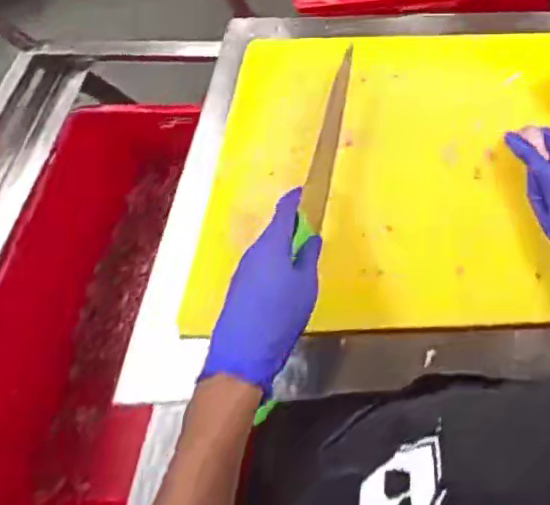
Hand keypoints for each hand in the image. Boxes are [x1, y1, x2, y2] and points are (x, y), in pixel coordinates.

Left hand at [200, 189, 321, 396]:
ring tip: (301, 258)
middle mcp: (254, 252)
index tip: (306, 192)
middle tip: (311, 230)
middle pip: (275, 230)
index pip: (284, 210)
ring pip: (267, 249)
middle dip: (292, 227)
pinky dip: (274, 265)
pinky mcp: (238, 289)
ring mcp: (243, 271)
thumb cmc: (280, 315)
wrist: (240, 358)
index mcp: (272, 244)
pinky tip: (283, 282)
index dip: (296, 199)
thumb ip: (309, 257)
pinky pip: (260, 266)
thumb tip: (311, 237)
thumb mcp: (305, 286)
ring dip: (283, 248)